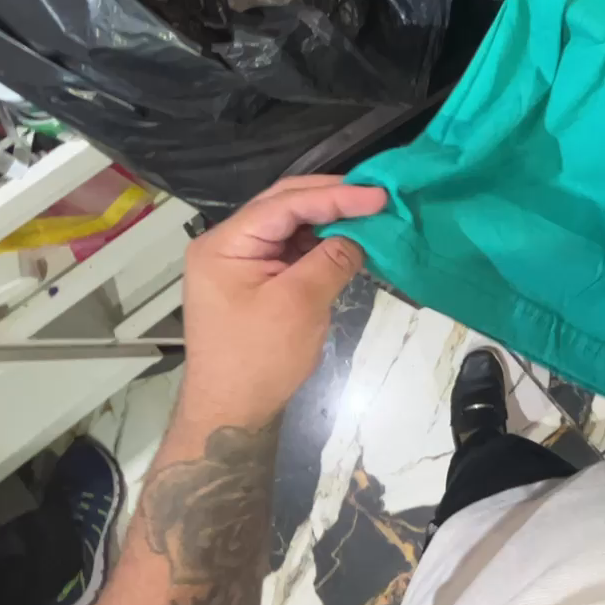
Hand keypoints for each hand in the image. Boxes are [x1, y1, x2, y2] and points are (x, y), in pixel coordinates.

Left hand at [180, 176, 387, 425]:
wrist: (232, 411)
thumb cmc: (260, 358)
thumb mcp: (300, 303)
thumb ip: (332, 259)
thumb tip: (362, 233)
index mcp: (226, 244)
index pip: (286, 204)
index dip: (336, 195)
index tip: (379, 195)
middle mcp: (229, 243)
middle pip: (285, 205)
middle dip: (332, 197)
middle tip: (377, 194)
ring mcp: (243, 261)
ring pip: (292, 224)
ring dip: (331, 217)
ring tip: (371, 211)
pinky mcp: (259, 277)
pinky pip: (294, 247)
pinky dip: (324, 240)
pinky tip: (351, 237)